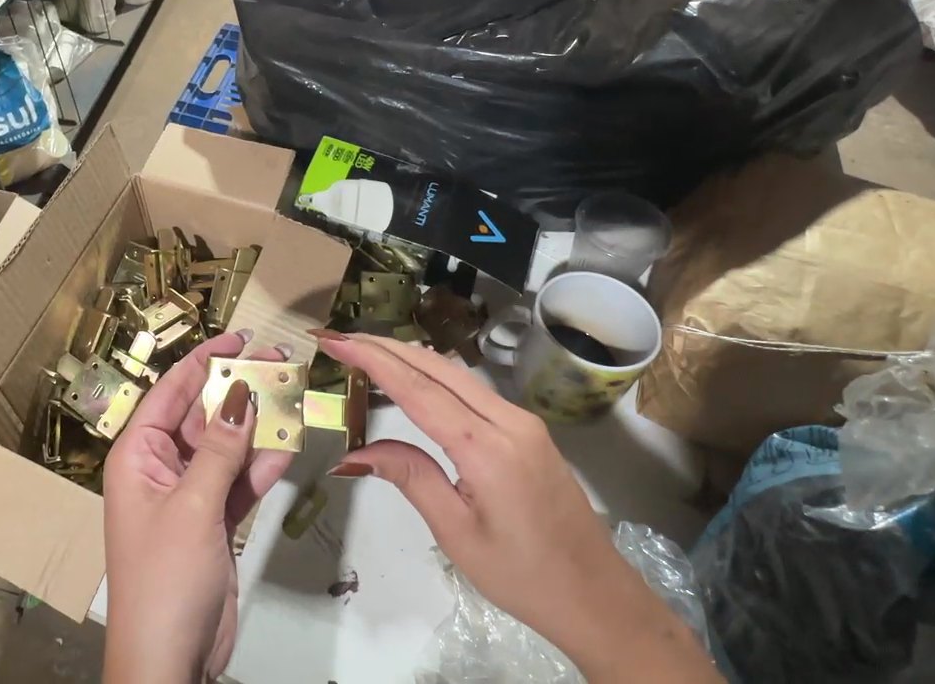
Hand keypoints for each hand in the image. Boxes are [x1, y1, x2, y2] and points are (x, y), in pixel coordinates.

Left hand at [103, 330, 294, 683]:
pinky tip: (289, 442)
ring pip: (227, 445)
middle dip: (238, 388)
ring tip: (292, 392)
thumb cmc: (163, 580)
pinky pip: (240, 480)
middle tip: (278, 360)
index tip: (239, 336)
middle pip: (204, 414)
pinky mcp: (215, 519)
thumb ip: (220, 449)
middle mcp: (162, 467)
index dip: (205, 360)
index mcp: (138, 455)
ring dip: (258, 423)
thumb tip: (240, 393)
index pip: (171, 392)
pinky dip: (263, 464)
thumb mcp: (191, 506)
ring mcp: (191, 493)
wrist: (169, 660)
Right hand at [309, 330, 720, 683]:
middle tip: (339, 337)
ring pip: (455, 372)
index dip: (372, 360)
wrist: (599, 598)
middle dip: (384, 346)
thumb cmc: (524, 576)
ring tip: (363, 350)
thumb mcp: (456, 533)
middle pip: (436, 366)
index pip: (417, 388)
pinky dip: (432, 373)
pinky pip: (471, 388)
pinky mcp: (528, 429)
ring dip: (408, 356)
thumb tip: (356, 451)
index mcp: (487, 448)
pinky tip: (410, 374)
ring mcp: (523, 421)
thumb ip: (409, 477)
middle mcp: (508, 420)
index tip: (335, 340)